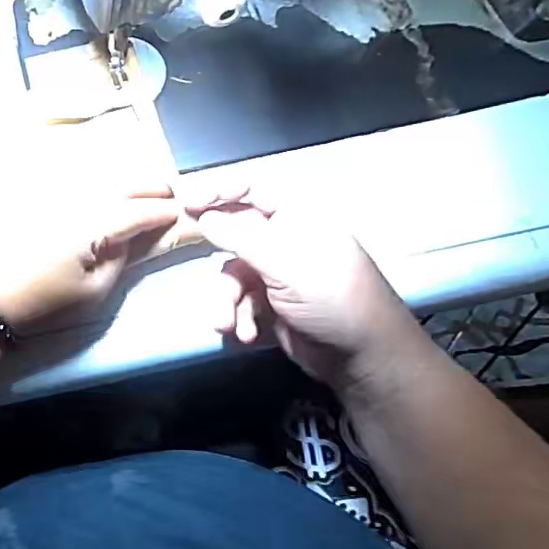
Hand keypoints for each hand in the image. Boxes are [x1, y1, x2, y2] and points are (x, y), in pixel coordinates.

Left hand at [0, 184, 184, 330]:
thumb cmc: (43, 299)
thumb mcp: (96, 289)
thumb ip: (125, 256)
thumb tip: (144, 233)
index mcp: (97, 219)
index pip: (146, 209)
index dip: (170, 213)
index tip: (187, 216)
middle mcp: (80, 192)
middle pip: (129, 180)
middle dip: (155, 188)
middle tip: (171, 199)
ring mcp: (58, 186)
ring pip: (106, 170)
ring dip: (130, 178)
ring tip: (145, 192)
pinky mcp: (39, 188)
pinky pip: (80, 172)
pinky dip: (101, 176)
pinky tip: (106, 186)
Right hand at [185, 184, 422, 390]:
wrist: (360, 357)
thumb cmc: (331, 297)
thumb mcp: (286, 260)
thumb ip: (241, 235)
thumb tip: (205, 215)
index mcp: (299, 217)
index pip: (253, 191)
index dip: (220, 192)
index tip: (188, 203)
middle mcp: (286, 240)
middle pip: (236, 236)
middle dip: (222, 261)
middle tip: (193, 258)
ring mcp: (278, 273)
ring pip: (233, 275)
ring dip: (227, 301)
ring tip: (228, 323)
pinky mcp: (272, 303)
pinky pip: (241, 301)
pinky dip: (240, 317)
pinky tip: (247, 334)